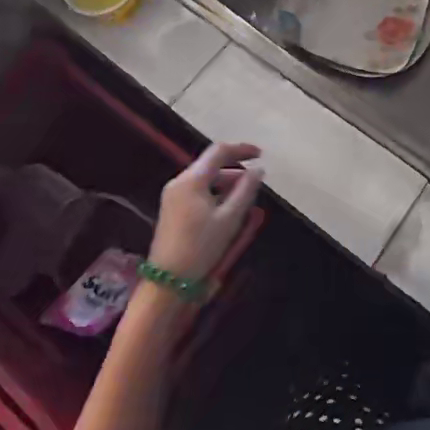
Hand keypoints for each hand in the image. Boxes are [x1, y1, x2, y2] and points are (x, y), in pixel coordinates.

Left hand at [147, 142, 263, 282]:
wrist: (168, 279)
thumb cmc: (201, 246)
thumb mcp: (229, 219)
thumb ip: (246, 190)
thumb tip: (258, 170)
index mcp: (191, 180)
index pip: (219, 152)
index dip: (242, 149)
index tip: (261, 155)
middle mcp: (179, 182)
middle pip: (211, 165)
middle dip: (235, 169)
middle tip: (256, 182)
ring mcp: (173, 195)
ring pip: (205, 179)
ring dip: (227, 183)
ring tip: (246, 198)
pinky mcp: (173, 208)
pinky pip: (198, 191)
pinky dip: (216, 193)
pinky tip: (228, 208)